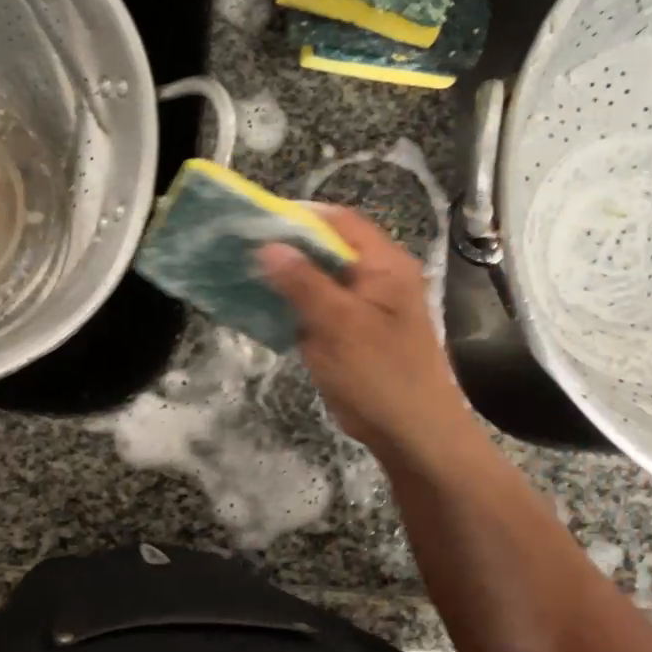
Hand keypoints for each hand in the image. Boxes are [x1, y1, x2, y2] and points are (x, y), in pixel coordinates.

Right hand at [257, 206, 473, 455]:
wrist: (412, 434)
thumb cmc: (380, 374)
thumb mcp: (338, 324)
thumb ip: (302, 282)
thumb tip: (267, 245)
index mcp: (385, 266)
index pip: (339, 221)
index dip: (298, 216)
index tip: (254, 222)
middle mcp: (375, 278)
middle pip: (326, 247)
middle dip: (285, 247)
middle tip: (240, 249)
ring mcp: (362, 306)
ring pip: (317, 278)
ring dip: (283, 277)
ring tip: (241, 274)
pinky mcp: (349, 332)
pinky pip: (315, 306)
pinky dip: (289, 303)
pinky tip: (258, 306)